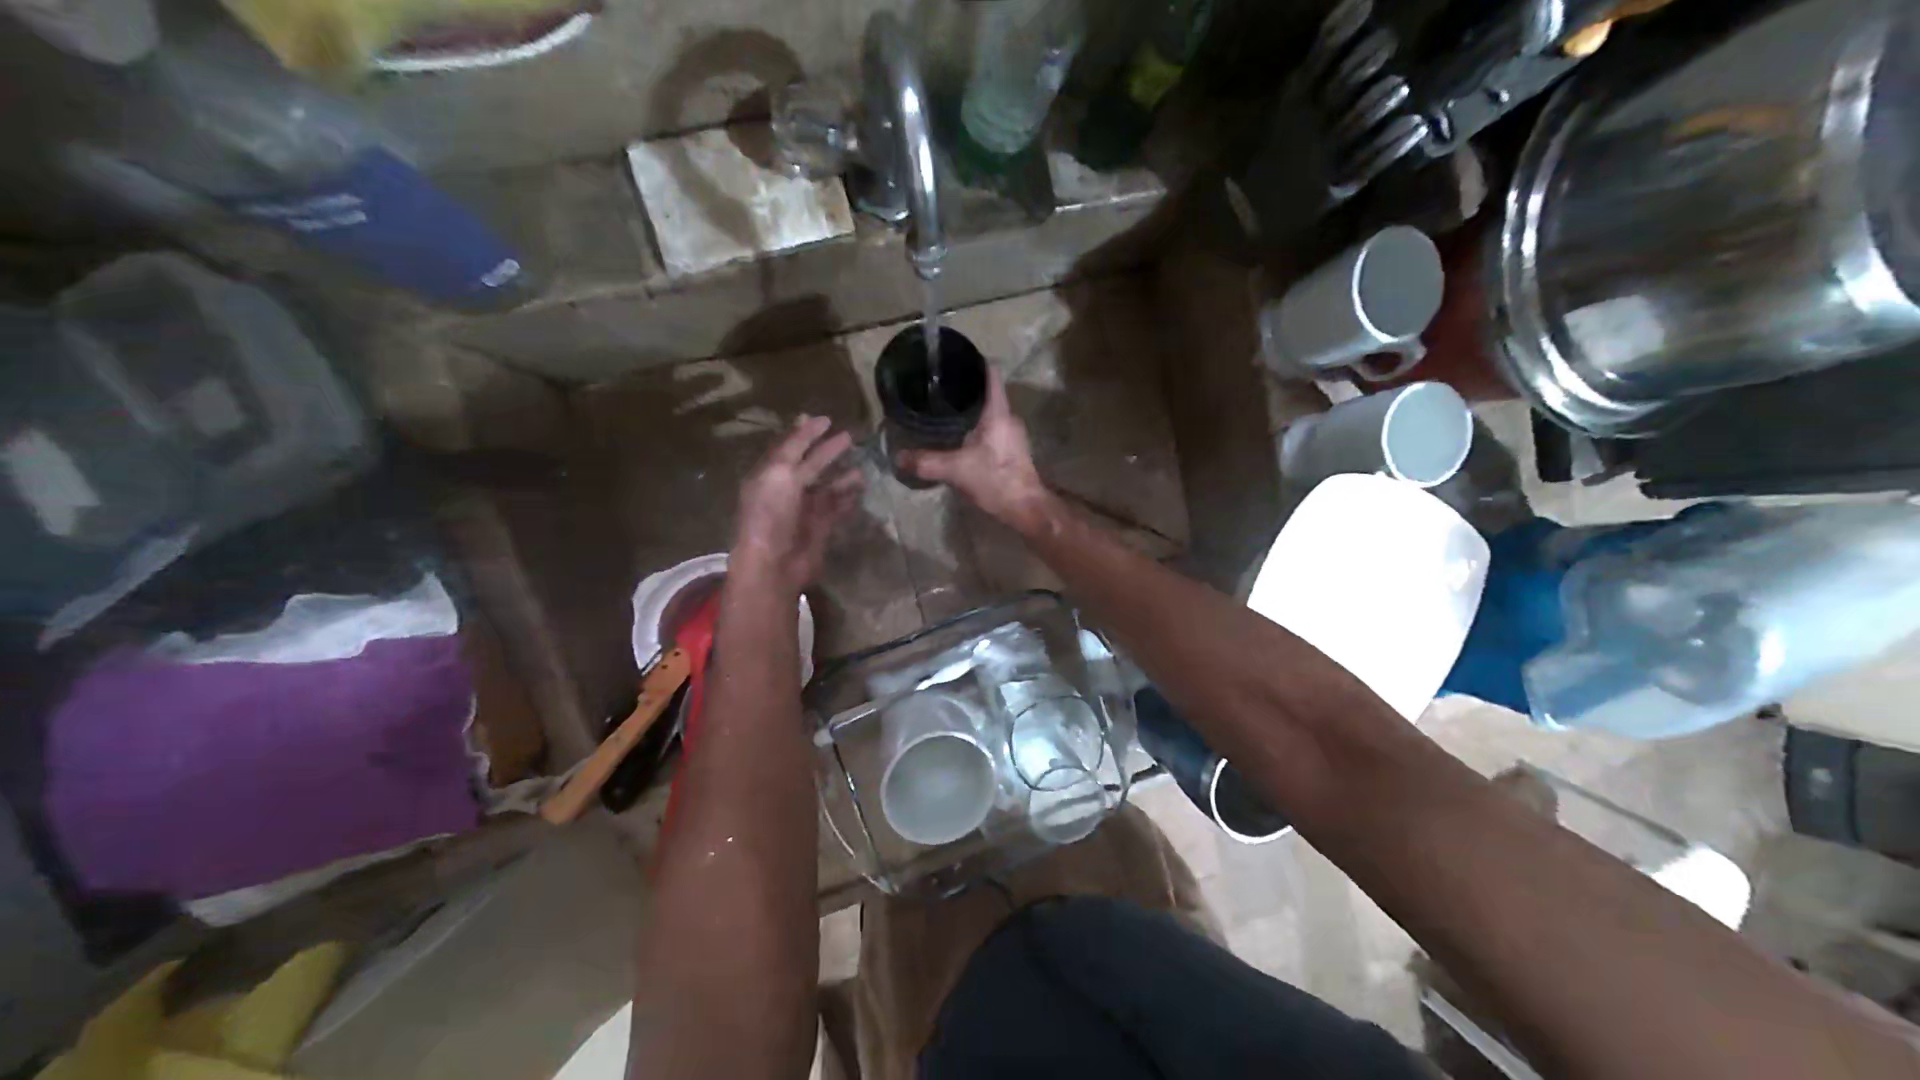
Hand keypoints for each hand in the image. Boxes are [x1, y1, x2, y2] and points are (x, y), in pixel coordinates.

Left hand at [732, 415, 864, 593]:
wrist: (774, 564)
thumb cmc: (771, 514)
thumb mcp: (780, 473)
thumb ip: (795, 446)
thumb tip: (807, 419)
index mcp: (769, 475)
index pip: (789, 447)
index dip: (805, 433)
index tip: (826, 419)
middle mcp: (785, 490)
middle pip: (810, 465)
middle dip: (828, 451)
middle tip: (850, 437)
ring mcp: (804, 510)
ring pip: (827, 487)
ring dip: (843, 476)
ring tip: (862, 465)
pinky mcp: (819, 528)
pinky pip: (837, 508)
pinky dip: (848, 499)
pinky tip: (862, 489)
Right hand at [898, 369, 1051, 527]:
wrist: (1025, 508)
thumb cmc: (995, 480)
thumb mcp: (956, 470)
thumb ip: (926, 462)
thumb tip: (898, 457)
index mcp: (998, 412)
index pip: (991, 374)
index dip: (975, 362)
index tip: (954, 359)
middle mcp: (1009, 417)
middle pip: (988, 392)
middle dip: (965, 387)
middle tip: (938, 387)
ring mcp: (1013, 434)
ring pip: (990, 411)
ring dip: (970, 409)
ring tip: (943, 408)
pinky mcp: (1012, 449)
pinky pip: (992, 428)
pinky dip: (976, 426)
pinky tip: (958, 435)